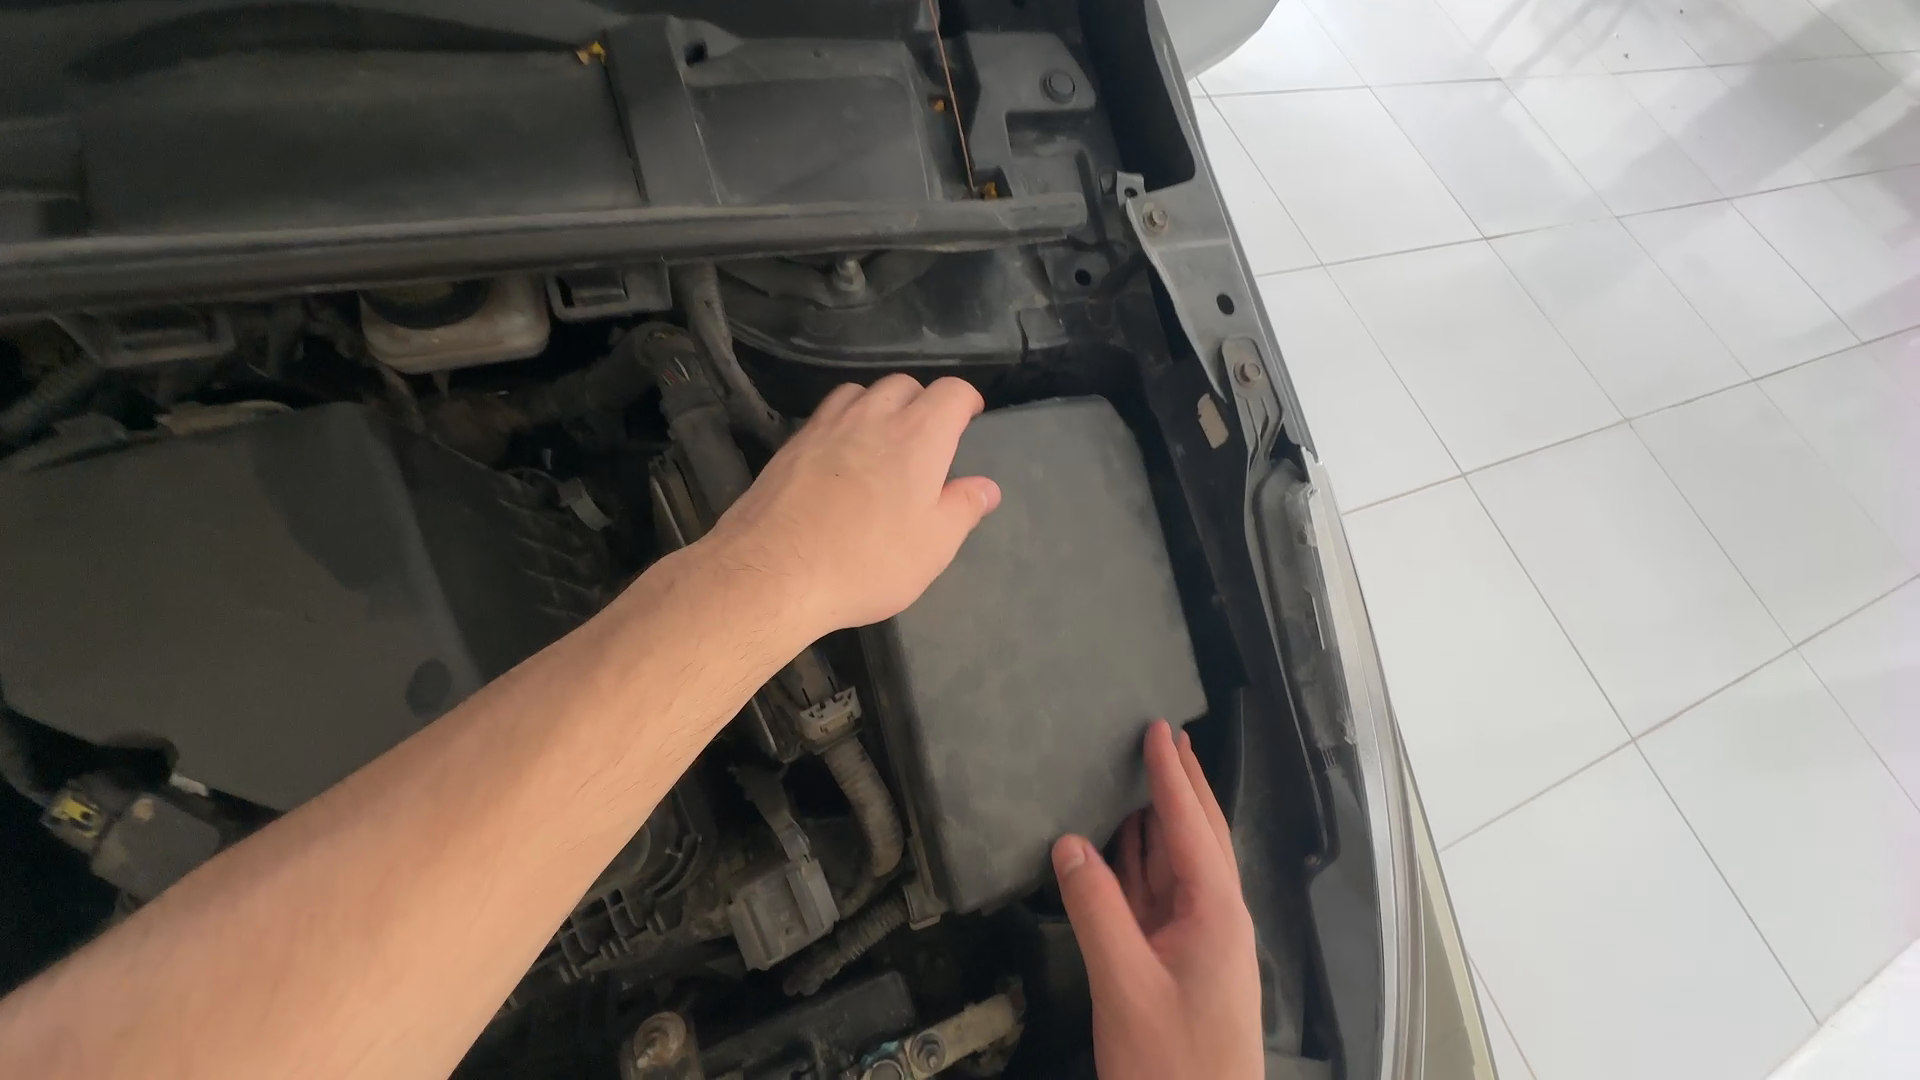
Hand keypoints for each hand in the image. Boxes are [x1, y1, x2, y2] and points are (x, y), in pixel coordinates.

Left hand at [698, 374, 1000, 635]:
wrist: (773, 573)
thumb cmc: (867, 562)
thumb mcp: (933, 546)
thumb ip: (963, 508)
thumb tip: (986, 487)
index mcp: (918, 436)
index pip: (950, 392)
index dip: (965, 400)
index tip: (970, 418)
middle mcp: (872, 417)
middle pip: (904, 384)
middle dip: (923, 401)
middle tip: (929, 437)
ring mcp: (826, 427)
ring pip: (861, 392)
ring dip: (880, 405)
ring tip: (884, 439)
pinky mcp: (791, 445)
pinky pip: (827, 415)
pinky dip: (844, 421)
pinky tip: (842, 456)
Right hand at [1052, 722, 1263, 1079]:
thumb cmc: (1171, 1067)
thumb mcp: (1125, 986)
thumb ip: (1096, 909)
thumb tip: (1067, 843)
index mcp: (1216, 914)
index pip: (1191, 826)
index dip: (1172, 775)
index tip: (1159, 730)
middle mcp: (1212, 917)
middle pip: (1197, 835)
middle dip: (1182, 784)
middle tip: (1166, 737)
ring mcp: (1194, 941)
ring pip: (1174, 862)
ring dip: (1158, 817)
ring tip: (1141, 775)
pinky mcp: (1174, 961)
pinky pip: (1155, 894)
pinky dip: (1137, 860)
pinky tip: (1121, 841)